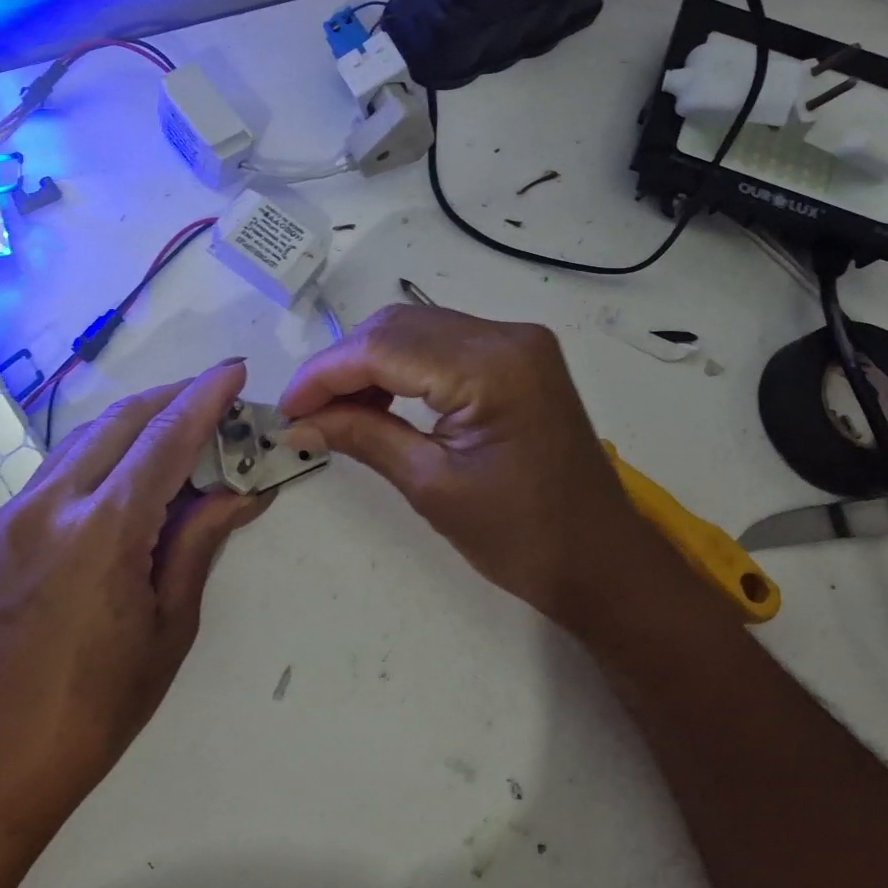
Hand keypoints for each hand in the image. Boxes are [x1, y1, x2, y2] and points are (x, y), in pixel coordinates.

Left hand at [0, 360, 272, 837]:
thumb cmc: (99, 704)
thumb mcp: (169, 624)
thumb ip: (199, 542)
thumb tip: (241, 491)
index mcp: (102, 531)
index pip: (164, 440)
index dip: (204, 399)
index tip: (235, 370)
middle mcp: (53, 504)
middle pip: (121, 421)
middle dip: (173, 398)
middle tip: (219, 398)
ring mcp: (20, 512)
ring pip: (87, 436)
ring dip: (137, 420)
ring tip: (183, 425)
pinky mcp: (5, 527)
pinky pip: (64, 465)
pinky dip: (105, 449)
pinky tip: (134, 465)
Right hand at [280, 306, 653, 622]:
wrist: (601, 560)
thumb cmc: (521, 537)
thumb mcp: (432, 486)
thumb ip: (363, 436)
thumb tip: (298, 422)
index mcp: (493, 367)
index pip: (384, 348)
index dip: (324, 374)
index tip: (286, 410)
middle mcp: (508, 336)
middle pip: (397, 327)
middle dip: (342, 365)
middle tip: (305, 413)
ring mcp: (518, 342)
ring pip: (416, 329)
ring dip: (368, 362)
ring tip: (336, 410)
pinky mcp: (519, 356)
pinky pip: (443, 343)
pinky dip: (402, 365)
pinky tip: (380, 399)